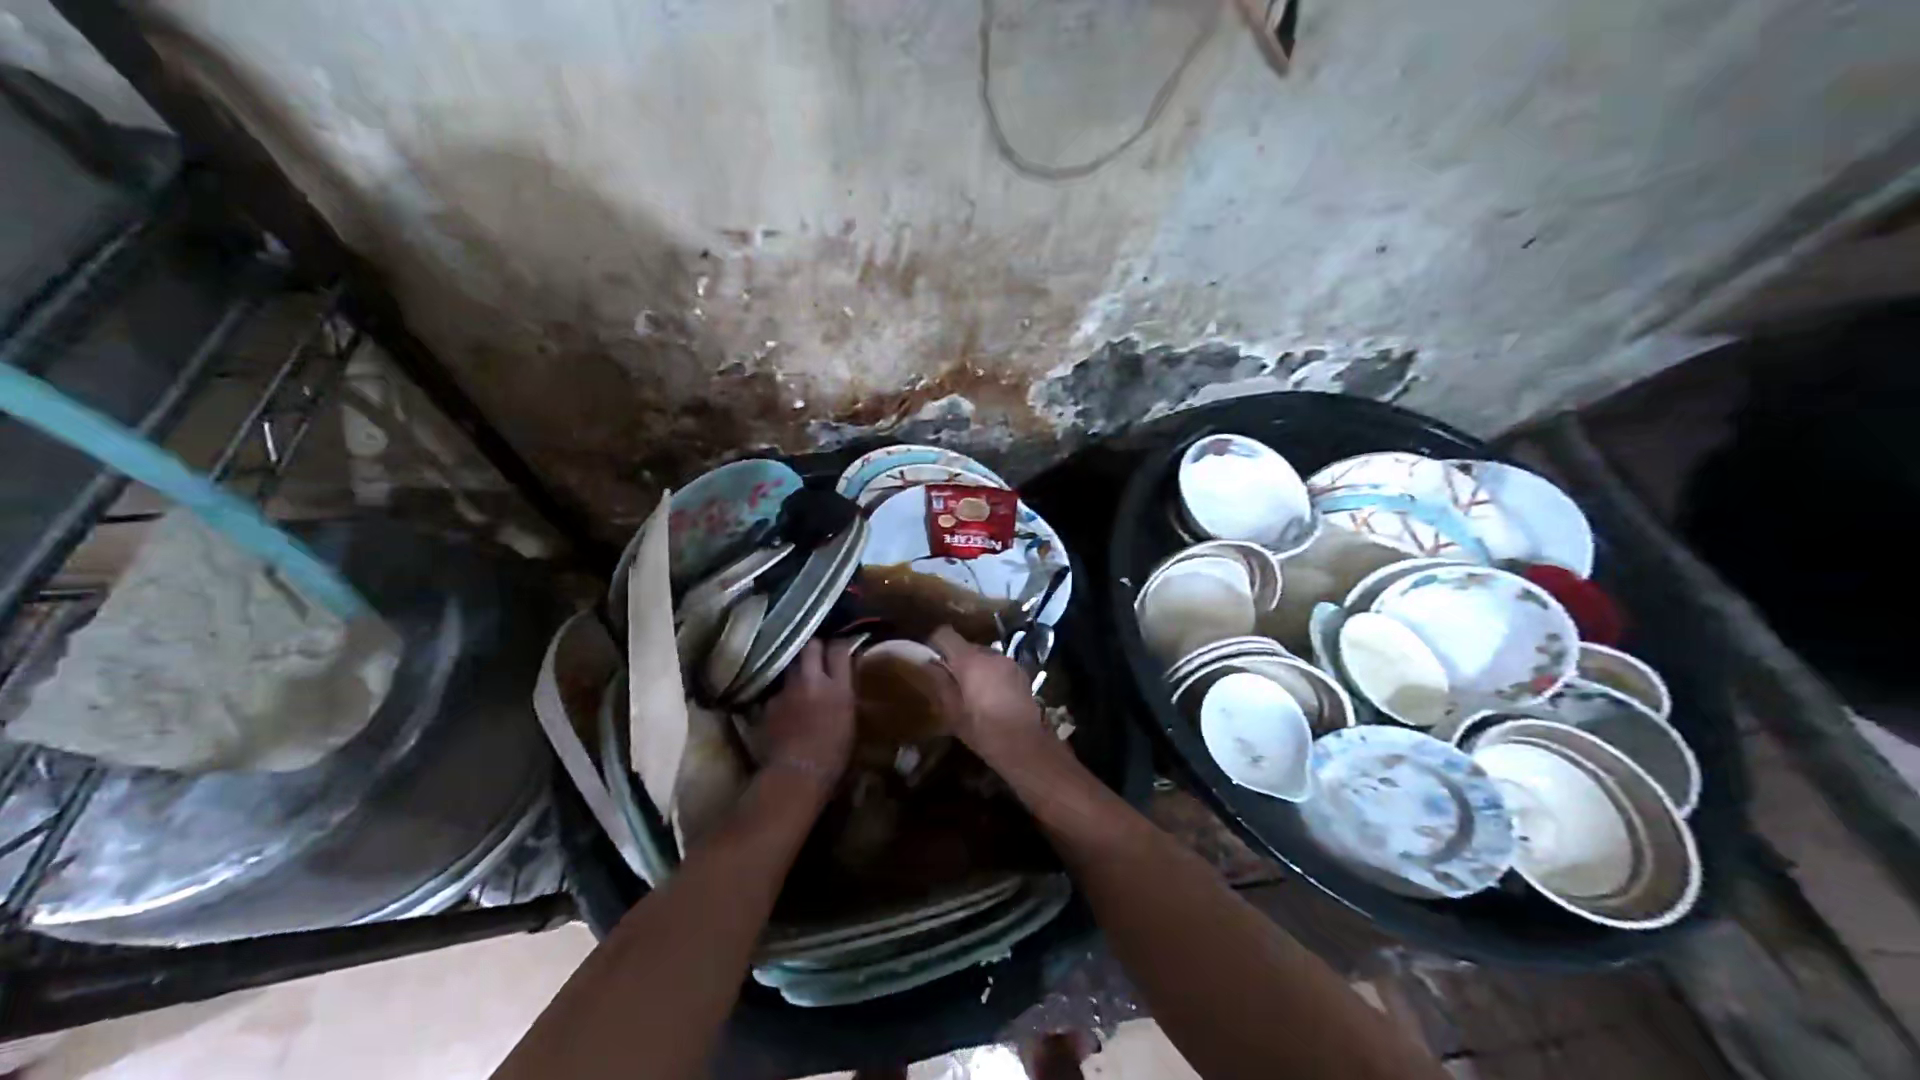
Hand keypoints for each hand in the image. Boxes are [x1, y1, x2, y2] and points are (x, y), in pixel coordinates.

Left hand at [761, 638, 855, 787]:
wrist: (797, 774)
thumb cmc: (834, 756)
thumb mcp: (851, 722)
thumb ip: (846, 695)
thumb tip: (845, 682)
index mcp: (839, 687)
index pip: (840, 649)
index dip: (840, 644)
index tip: (841, 647)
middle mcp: (812, 681)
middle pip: (812, 646)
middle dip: (815, 646)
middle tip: (818, 655)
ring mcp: (787, 690)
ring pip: (791, 665)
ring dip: (797, 669)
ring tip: (800, 681)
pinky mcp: (768, 703)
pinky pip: (776, 691)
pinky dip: (781, 696)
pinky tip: (784, 709)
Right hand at [928, 625, 1047, 759]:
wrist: (1026, 745)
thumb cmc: (984, 730)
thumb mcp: (952, 712)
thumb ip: (938, 683)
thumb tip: (926, 664)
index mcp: (970, 660)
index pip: (945, 634)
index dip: (933, 643)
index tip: (928, 658)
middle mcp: (991, 654)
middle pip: (965, 646)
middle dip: (955, 660)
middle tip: (947, 682)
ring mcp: (1009, 662)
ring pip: (983, 656)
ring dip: (973, 668)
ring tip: (969, 692)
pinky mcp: (1021, 673)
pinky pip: (997, 666)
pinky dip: (989, 675)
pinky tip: (989, 697)